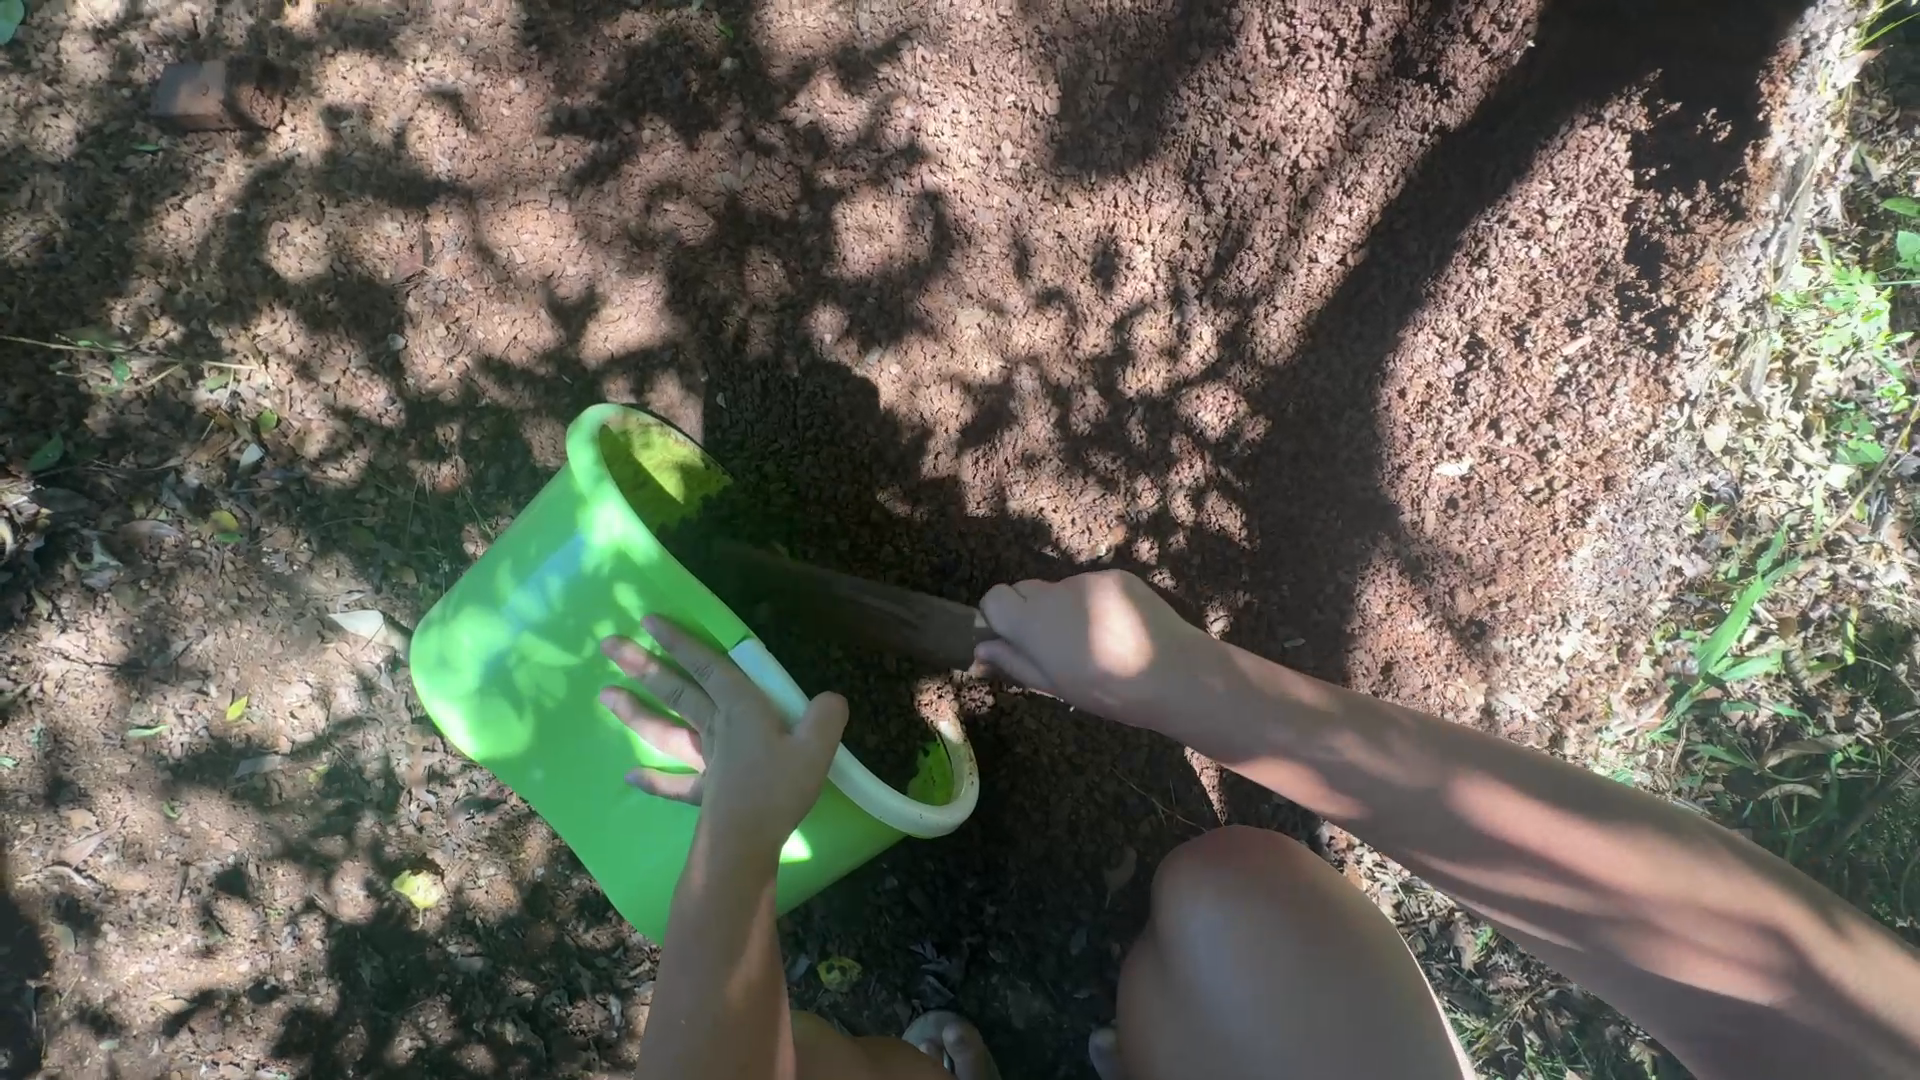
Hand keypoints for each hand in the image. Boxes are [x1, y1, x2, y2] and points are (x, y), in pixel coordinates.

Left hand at [599, 615, 846, 854]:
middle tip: (609, 645)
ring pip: (666, 730)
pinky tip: (629, 776)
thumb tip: (830, 699)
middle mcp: (717, 728)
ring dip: (636, 712)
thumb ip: (826, 715)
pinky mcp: (703, 793)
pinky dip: (652, 781)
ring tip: (605, 695)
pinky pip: (674, 785)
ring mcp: (705, 761)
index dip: (681, 642)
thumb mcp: (818, 746)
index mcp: (742, 709)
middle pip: (677, 691)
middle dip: (644, 666)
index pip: (709, 667)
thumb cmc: (778, 788)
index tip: (650, 620)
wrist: (746, 841)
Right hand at [974, 570, 1214, 729]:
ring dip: (1065, 609)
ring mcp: (1088, 580)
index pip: (994, 597)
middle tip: (1052, 646)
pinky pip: (1092, 587)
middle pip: (1025, 589)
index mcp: (1033, 620)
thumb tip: (980, 652)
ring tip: (1094, 642)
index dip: (997, 616)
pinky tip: (1118, 630)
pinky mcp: (1117, 576)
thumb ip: (1013, 662)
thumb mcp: (1054, 685)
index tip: (1012, 639)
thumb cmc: (1107, 691)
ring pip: (1061, 590)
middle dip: (1028, 611)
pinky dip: (1095, 604)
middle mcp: (1055, 591)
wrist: (1174, 674)